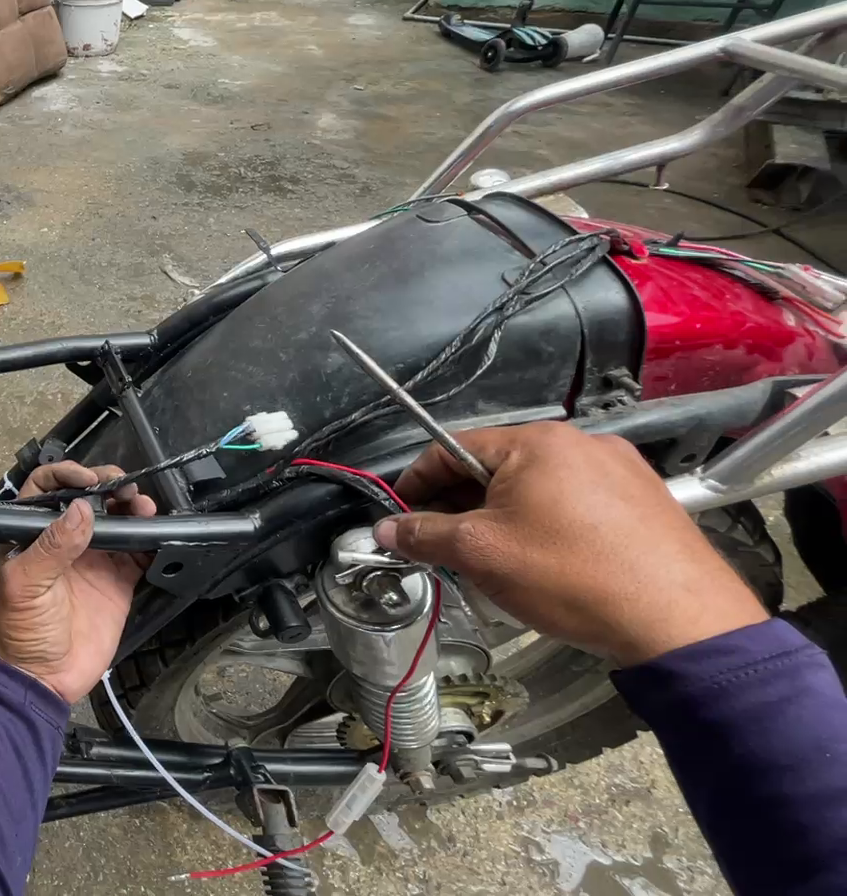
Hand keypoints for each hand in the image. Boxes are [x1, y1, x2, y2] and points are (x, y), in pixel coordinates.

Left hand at [0, 462, 154, 702]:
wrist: (40, 678)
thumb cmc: (18, 629)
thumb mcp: (25, 584)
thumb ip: (52, 547)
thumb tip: (80, 510)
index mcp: (32, 533)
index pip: (45, 489)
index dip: (65, 476)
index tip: (88, 478)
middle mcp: (63, 540)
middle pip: (87, 499)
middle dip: (107, 485)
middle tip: (124, 487)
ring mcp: (92, 560)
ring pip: (116, 521)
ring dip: (131, 508)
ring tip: (143, 506)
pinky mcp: (117, 583)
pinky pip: (138, 555)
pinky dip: (151, 541)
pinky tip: (158, 532)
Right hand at [374, 422, 767, 665]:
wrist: (687, 629)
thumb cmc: (570, 576)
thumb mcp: (478, 552)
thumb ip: (421, 533)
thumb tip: (383, 530)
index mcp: (537, 442)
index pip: (448, 449)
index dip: (415, 482)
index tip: (400, 515)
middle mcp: (581, 443)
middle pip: (491, 466)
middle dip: (458, 503)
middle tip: (441, 541)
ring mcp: (621, 470)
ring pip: (531, 485)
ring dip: (498, 514)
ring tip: (489, 555)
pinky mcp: (647, 500)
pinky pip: (572, 500)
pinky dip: (542, 521)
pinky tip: (541, 557)